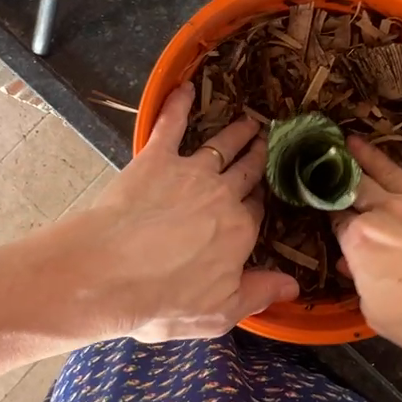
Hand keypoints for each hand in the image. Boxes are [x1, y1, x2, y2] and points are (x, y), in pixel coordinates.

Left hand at [66, 83, 298, 341]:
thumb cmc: (161, 300)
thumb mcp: (218, 313)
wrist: (107, 274)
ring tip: (248, 121)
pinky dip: (180, 104)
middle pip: (247, 173)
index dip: (262, 203)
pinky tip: (185, 88)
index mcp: (240, 232)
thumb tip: (294, 287)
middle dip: (260, 157)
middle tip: (269, 141)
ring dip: (237, 132)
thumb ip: (258, 294)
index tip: (268, 194)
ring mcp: (191, 172)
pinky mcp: (157, 157)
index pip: (258, 212)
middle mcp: (223, 195)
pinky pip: (172, 124)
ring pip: (222, 146)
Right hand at [334, 118, 401, 396]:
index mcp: (362, 240)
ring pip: (393, 172)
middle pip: (359, 189)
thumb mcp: (378, 314)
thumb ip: (362, 282)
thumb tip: (354, 263)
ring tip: (353, 141)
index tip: (321, 209)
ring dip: (371, 155)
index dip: (329, 216)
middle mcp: (389, 212)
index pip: (338, 222)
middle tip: (324, 157)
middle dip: (339, 173)